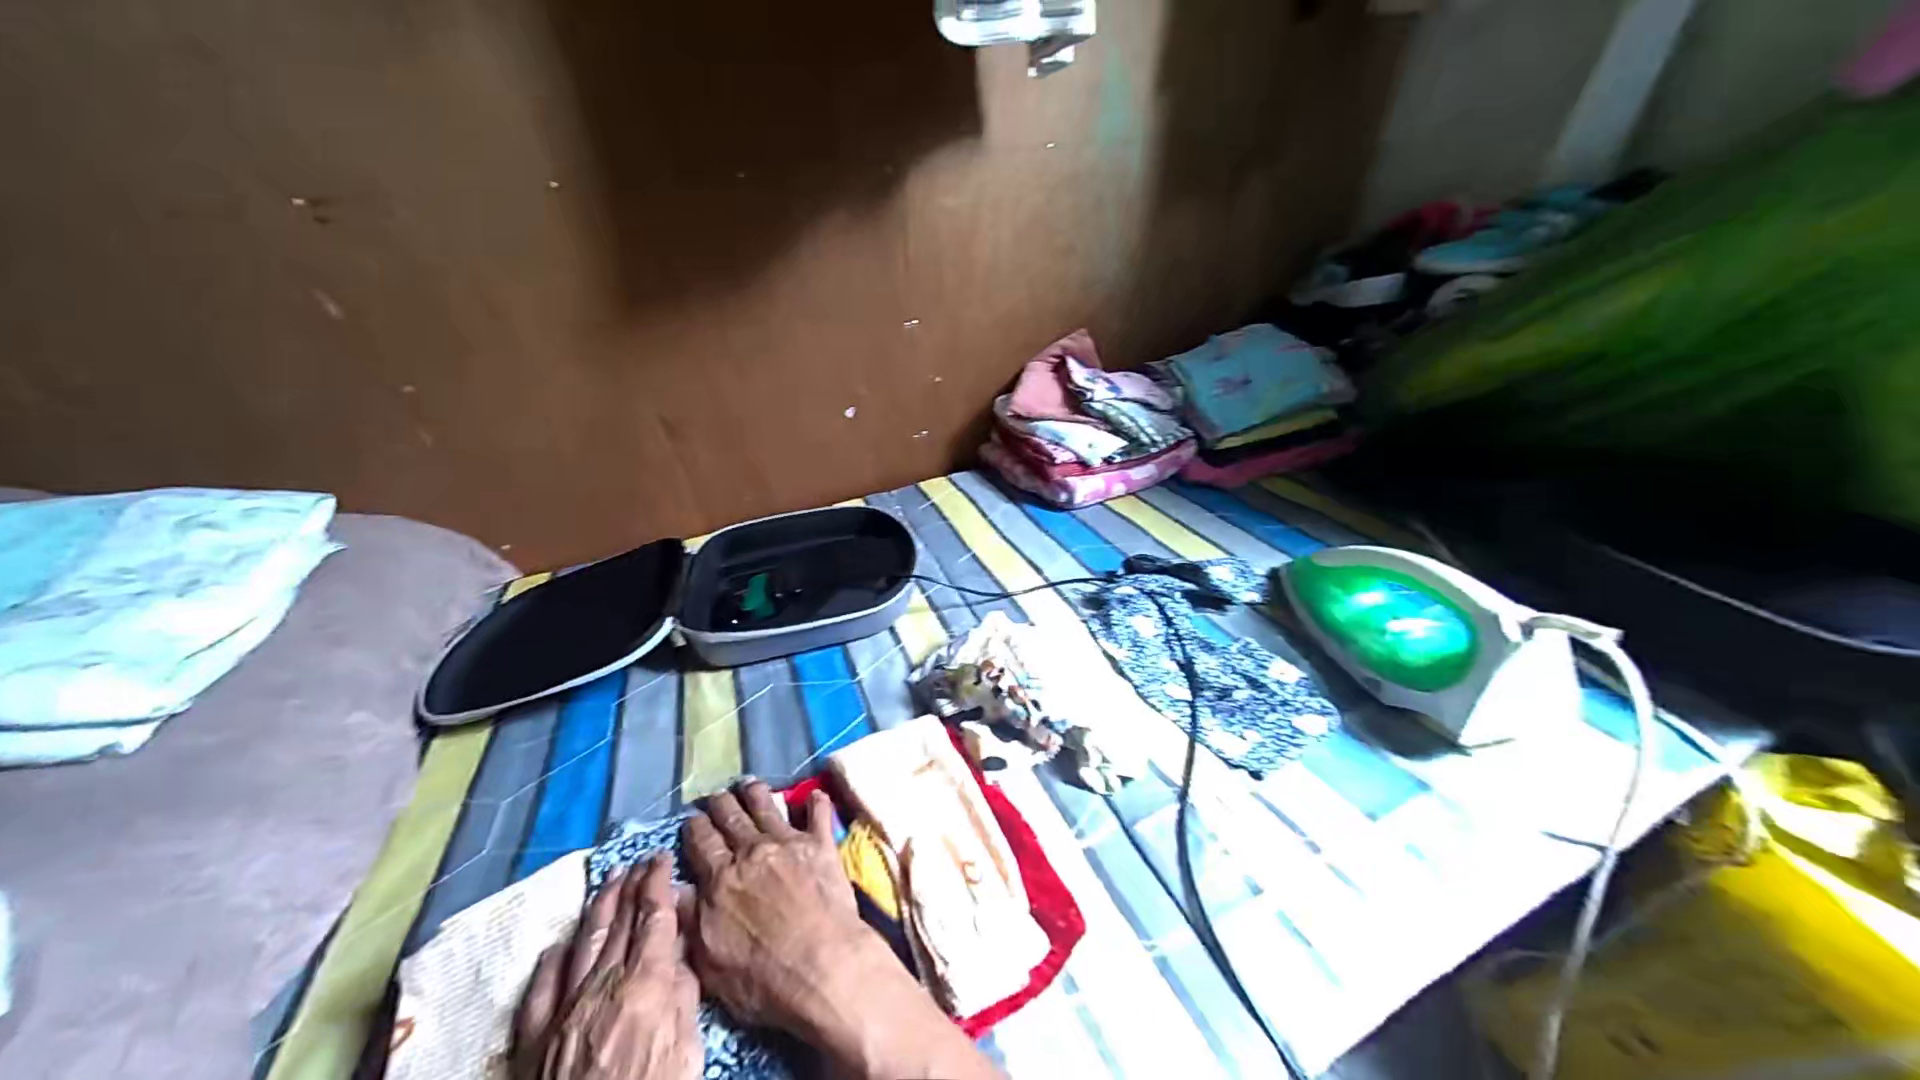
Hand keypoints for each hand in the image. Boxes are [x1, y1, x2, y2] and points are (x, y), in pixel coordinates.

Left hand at [510, 856, 700, 1079]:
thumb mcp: (688, 1049)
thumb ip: (683, 996)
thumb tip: (678, 953)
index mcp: (645, 983)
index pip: (654, 918)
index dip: (658, 884)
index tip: (661, 859)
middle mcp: (602, 985)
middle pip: (620, 924)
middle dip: (631, 887)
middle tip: (639, 861)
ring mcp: (564, 1010)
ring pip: (583, 945)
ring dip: (598, 909)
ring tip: (608, 881)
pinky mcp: (534, 1040)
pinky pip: (540, 991)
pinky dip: (551, 962)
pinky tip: (558, 945)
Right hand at [682, 780, 1000, 1079]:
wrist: (822, 966)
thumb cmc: (762, 977)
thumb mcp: (708, 960)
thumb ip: (689, 920)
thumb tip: (671, 890)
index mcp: (720, 878)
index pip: (701, 841)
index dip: (694, 826)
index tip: (691, 817)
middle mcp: (751, 851)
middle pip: (731, 817)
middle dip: (720, 803)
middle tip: (716, 795)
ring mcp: (788, 843)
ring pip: (767, 806)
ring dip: (755, 792)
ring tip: (749, 783)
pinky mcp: (821, 845)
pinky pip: (817, 814)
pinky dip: (815, 801)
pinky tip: (814, 793)